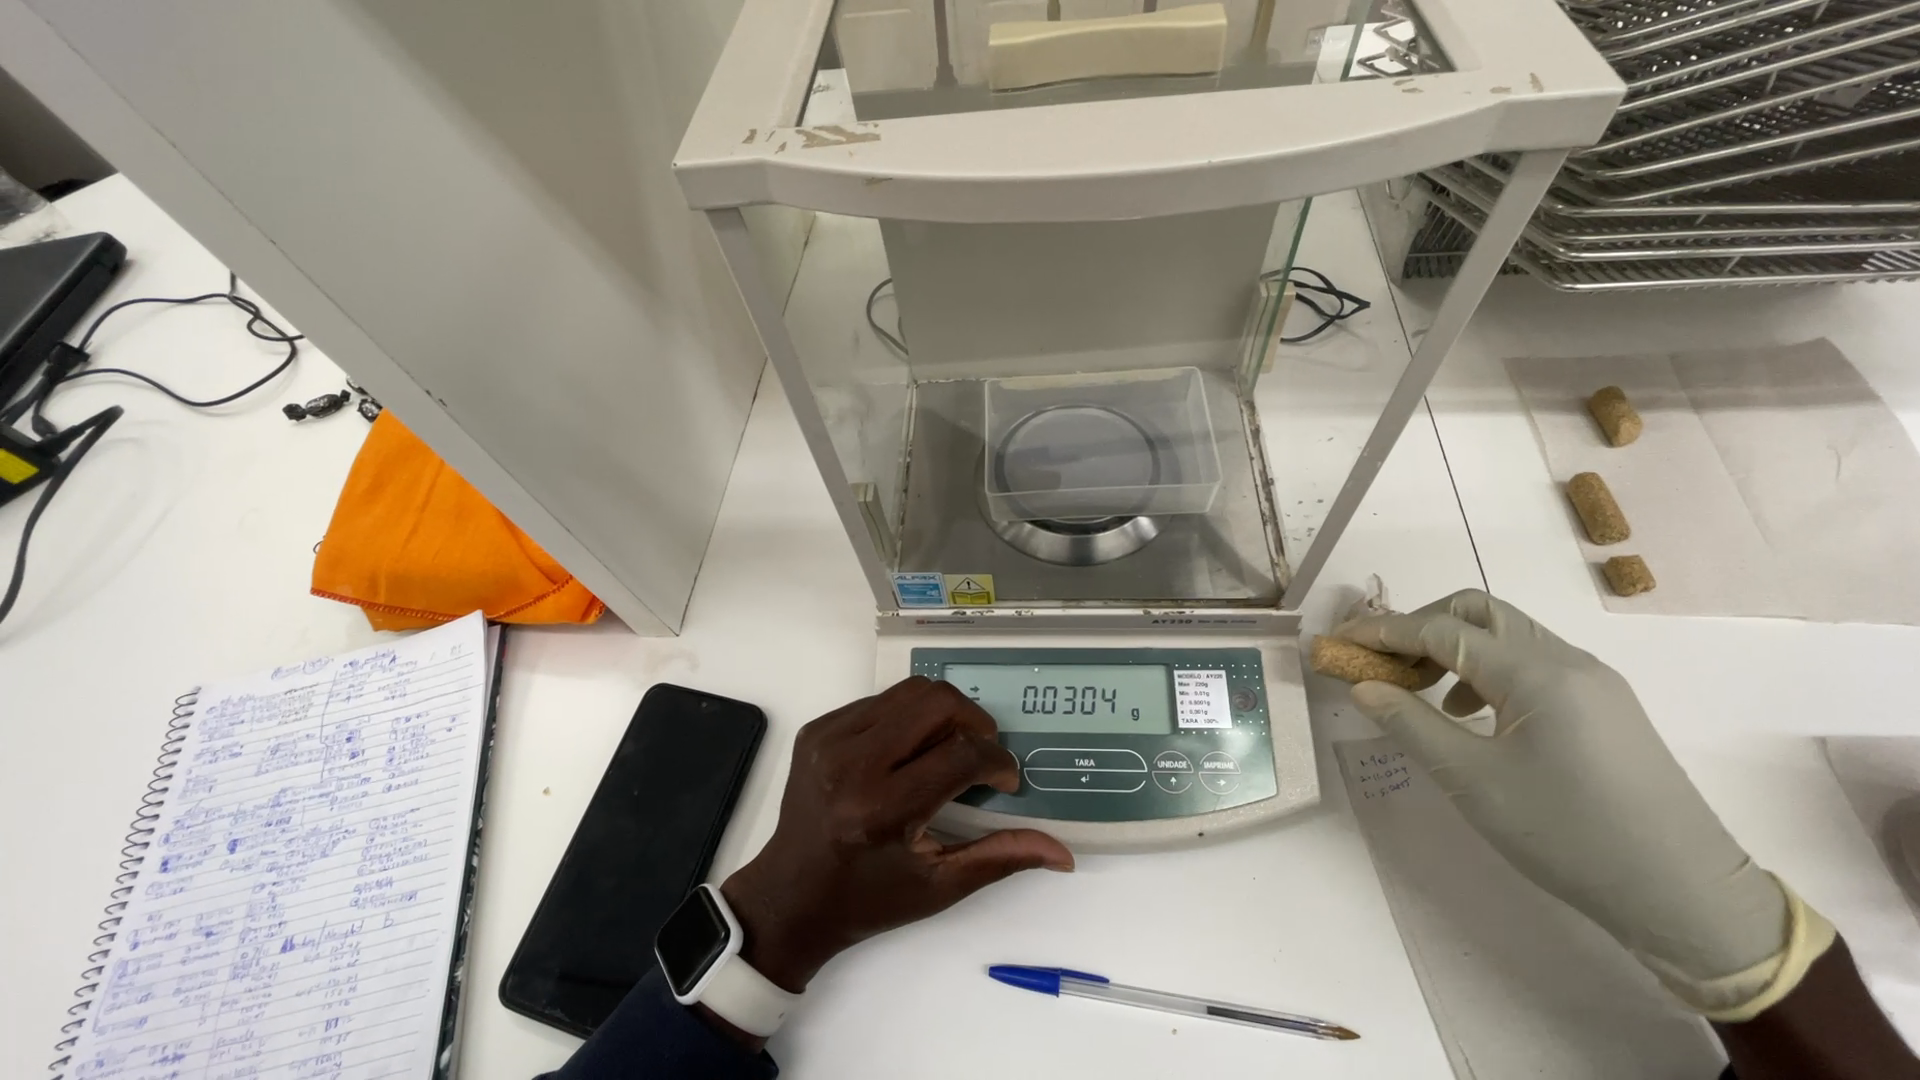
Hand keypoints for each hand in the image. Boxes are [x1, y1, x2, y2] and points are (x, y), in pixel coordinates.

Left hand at [721, 677, 1072, 994]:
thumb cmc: (868, 900)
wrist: (789, 897)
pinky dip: (907, 718)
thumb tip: (1063, 854)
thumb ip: (1001, 858)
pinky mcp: (818, 729)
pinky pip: (880, 700)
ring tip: (949, 748)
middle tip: (981, 754)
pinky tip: (910, 751)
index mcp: (883, 810)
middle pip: (937, 702)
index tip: (1004, 781)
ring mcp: (829, 740)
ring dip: (943, 714)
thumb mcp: (939, 887)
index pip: (961, 755)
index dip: (997, 762)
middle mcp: (853, 764)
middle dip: (975, 723)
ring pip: (910, 691)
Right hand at [1334, 589, 1831, 1019]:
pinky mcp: (1604, 706)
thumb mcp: (1471, 781)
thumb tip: (1362, 686)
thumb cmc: (1566, 834)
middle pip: (1479, 612)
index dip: (1382, 632)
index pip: (1441, 629)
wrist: (1683, 894)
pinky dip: (1486, 670)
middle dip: (1420, 625)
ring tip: (1419, 689)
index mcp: (1536, 673)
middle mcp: (1566, 660)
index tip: (1337, 642)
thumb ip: (1409, 724)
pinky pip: (1532, 663)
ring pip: (1508, 635)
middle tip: (1381, 660)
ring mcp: (1592, 681)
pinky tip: (1470, 713)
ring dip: (1454, 646)